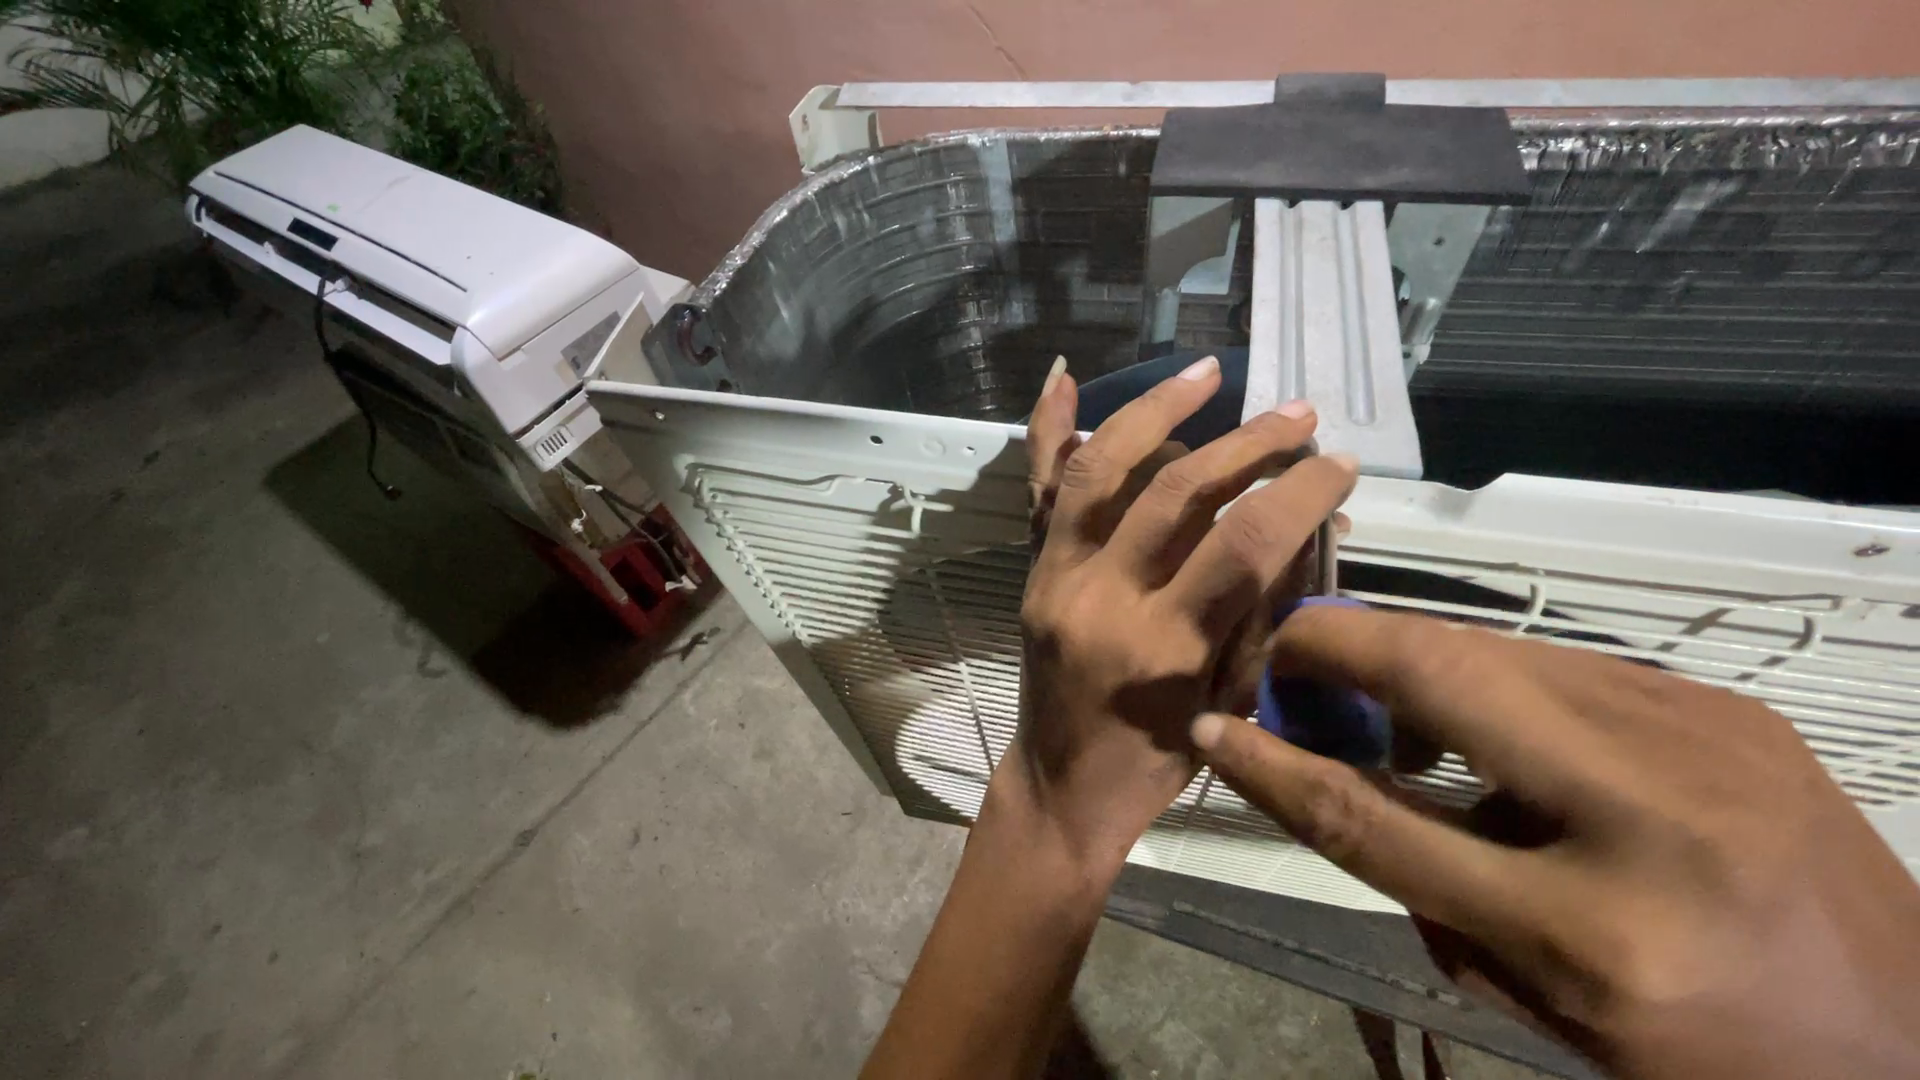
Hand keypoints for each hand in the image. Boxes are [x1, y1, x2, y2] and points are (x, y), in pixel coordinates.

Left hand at [993, 354, 1355, 874]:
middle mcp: (1101, 598)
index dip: (1299, 492)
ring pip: (1099, 470)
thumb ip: (1264, 614)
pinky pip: (1037, 489)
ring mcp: (1056, 577)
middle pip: (1174, 491)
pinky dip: (1049, 429)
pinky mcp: (1031, 570)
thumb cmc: (1155, 761)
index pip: (1242, 544)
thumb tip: (1311, 527)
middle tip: (1298, 415)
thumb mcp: (1227, 700)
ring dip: (1155, 411)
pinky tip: (1065, 378)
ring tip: (1205, 374)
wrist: (1061, 785)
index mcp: (1162, 646)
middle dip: (1246, 444)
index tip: (1339, 465)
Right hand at [1190, 606, 1919, 1079]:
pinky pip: (1553, 665)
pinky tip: (1488, 719)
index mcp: (1595, 936)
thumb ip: (1423, 883)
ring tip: (1378, 695)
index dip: (1276, 766)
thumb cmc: (1702, 1046)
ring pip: (1492, 649)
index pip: (1378, 823)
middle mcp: (1652, 815)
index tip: (1212, 722)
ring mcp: (1701, 735)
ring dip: (1406, 659)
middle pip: (1440, 681)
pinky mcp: (1722, 701)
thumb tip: (1330, 773)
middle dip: (1335, 647)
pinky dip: (1486, 678)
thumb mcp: (1540, 995)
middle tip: (1282, 655)